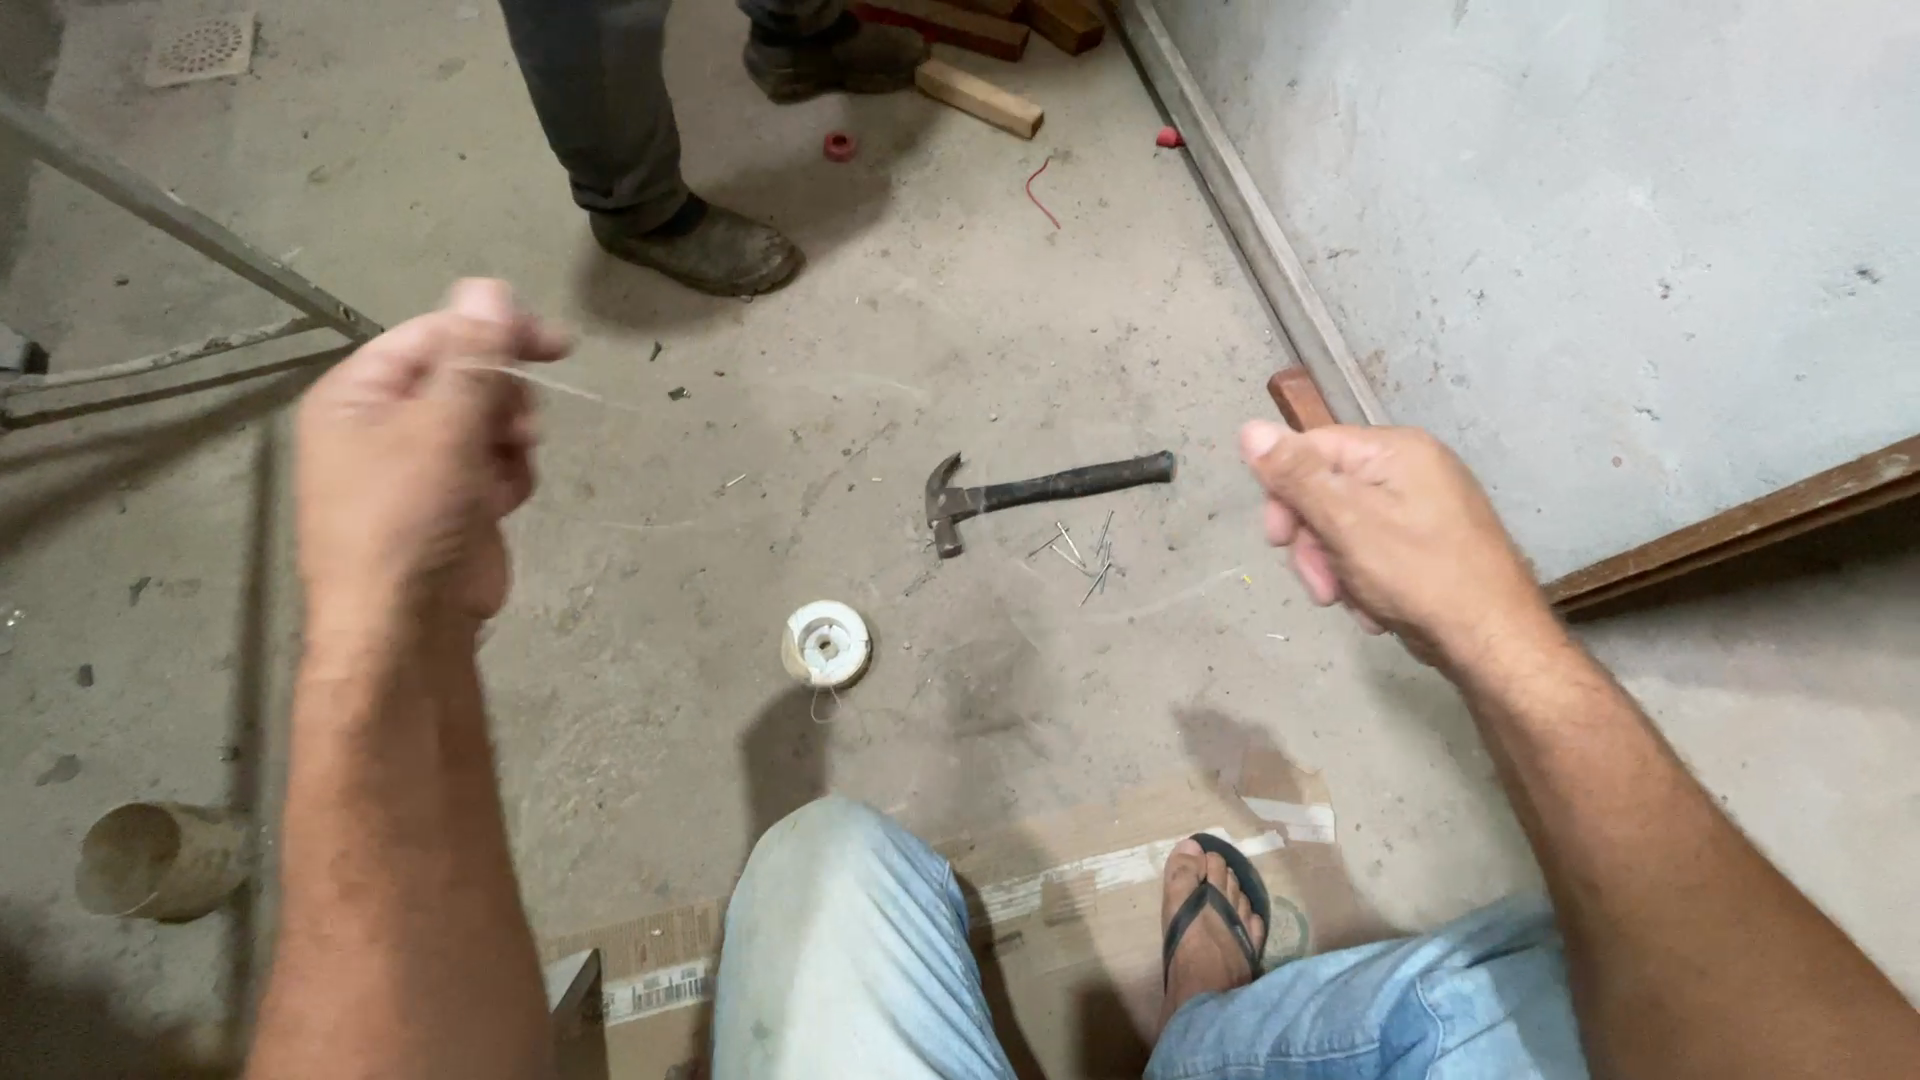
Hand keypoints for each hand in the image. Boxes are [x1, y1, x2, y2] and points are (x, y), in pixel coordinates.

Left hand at [295, 280, 569, 646]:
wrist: (408, 622)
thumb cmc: (409, 518)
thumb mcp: (443, 430)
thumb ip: (475, 359)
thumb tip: (491, 285)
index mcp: (361, 392)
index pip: (438, 336)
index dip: (497, 334)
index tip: (559, 346)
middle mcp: (388, 420)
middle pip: (470, 379)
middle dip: (504, 403)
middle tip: (518, 430)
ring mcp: (423, 462)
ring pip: (493, 423)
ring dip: (510, 446)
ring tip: (500, 478)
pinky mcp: (456, 497)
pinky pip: (498, 464)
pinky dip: (509, 479)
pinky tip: (499, 505)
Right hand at [1239, 420, 1559, 668]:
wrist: (1492, 640)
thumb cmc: (1418, 575)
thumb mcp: (1345, 522)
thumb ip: (1296, 475)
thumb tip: (1249, 428)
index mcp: (1394, 450)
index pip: (1311, 449)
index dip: (1282, 493)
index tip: (1276, 540)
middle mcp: (1409, 468)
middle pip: (1323, 490)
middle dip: (1310, 541)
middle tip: (1318, 582)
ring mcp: (1419, 506)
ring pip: (1339, 525)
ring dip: (1331, 566)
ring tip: (1345, 599)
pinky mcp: (1423, 540)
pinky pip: (1366, 546)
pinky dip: (1357, 576)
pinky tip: (1369, 603)